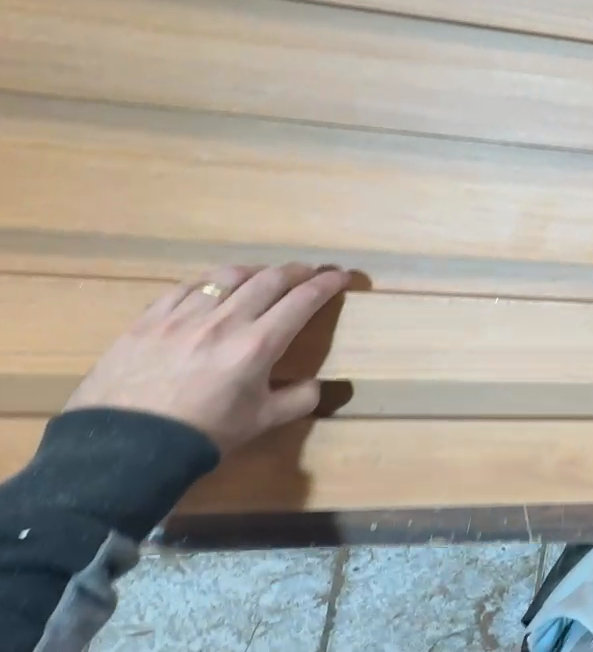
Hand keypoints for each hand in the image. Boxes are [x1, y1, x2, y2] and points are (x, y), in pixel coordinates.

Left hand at [64, 263, 349, 452]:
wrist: (120, 452)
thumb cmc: (201, 435)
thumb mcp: (263, 421)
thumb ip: (300, 398)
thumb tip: (316, 384)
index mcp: (259, 344)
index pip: (305, 298)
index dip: (329, 283)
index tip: (342, 277)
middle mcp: (225, 322)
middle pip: (271, 278)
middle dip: (298, 271)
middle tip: (309, 272)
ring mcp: (182, 319)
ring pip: (228, 276)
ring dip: (254, 271)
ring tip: (261, 277)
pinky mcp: (147, 323)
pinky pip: (184, 289)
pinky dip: (209, 283)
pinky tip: (213, 290)